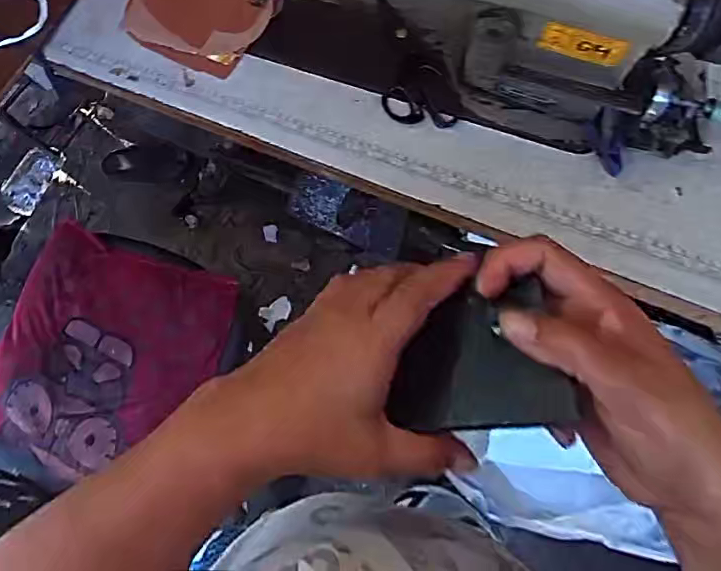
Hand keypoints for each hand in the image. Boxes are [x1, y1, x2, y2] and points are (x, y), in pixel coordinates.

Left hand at [168, 256, 478, 483]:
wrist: (250, 416)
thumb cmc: (313, 431)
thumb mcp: (379, 451)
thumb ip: (428, 452)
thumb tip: (464, 457)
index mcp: (373, 336)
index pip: (417, 292)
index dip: (446, 274)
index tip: (470, 264)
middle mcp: (349, 312)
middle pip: (392, 274)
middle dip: (424, 271)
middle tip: (451, 282)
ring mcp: (324, 310)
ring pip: (366, 275)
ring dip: (394, 274)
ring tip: (416, 288)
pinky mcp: (307, 315)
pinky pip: (345, 284)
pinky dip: (368, 282)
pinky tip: (370, 302)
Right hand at [476, 237, 720, 523]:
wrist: (698, 496)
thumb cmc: (678, 428)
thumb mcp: (623, 380)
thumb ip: (564, 344)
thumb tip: (505, 317)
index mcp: (600, 304)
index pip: (544, 256)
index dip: (507, 260)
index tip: (483, 289)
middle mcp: (581, 320)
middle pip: (526, 283)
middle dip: (496, 292)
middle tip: (470, 315)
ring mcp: (571, 353)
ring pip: (520, 324)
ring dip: (499, 334)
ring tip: (480, 350)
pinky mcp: (562, 384)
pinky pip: (523, 363)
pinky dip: (511, 372)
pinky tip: (514, 393)